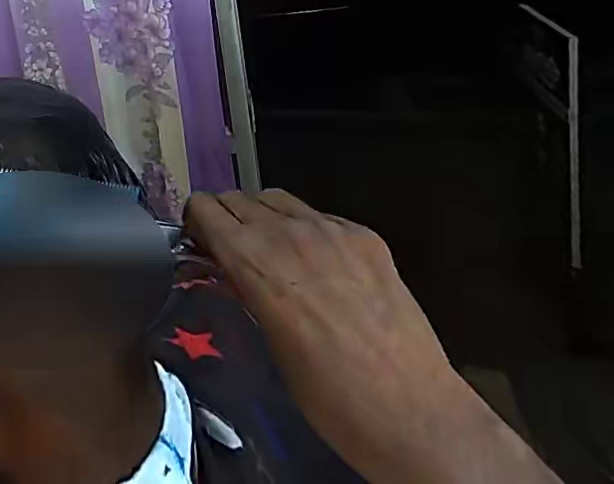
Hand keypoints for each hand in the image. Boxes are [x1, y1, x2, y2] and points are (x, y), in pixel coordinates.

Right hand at [186, 190, 558, 483]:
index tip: (200, 240)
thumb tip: (232, 267)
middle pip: (237, 197)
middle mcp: (288, 233)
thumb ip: (245, 288)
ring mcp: (330, 231)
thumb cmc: (332, 398)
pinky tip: (322, 266)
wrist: (415, 416)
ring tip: (275, 250)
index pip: (206, 207)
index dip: (197, 221)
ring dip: (265, 217)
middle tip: (233, 248)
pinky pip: (320, 217)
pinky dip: (308, 230)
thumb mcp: (267, 342)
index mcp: (254, 261)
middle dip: (227, 218)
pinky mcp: (365, 237)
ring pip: (276, 198)